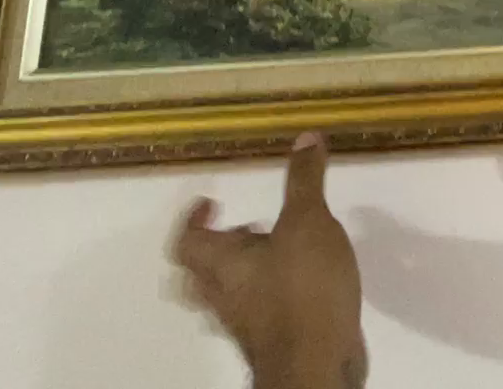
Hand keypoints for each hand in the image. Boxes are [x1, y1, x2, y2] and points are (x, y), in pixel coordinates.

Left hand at [171, 133, 366, 388]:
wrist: (316, 364)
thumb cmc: (303, 288)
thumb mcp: (309, 222)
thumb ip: (305, 181)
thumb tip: (305, 137)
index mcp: (223, 265)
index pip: (187, 242)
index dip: (192, 220)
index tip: (208, 200)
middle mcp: (225, 296)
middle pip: (198, 274)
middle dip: (216, 247)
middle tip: (243, 226)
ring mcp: (247, 322)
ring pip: (227, 293)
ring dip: (242, 269)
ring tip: (277, 246)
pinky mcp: (273, 337)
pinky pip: (257, 308)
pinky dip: (269, 288)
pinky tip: (303, 276)